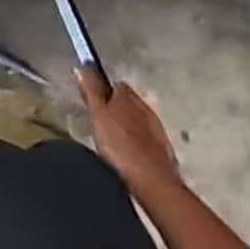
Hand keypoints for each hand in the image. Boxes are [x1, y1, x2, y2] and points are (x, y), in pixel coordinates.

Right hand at [78, 68, 177, 185]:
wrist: (154, 182)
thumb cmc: (120, 146)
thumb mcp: (98, 115)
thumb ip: (91, 91)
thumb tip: (84, 66)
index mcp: (128, 95)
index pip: (116, 84)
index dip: (104, 94)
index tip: (96, 108)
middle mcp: (145, 107)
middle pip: (128, 102)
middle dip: (117, 111)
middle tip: (103, 128)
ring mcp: (158, 129)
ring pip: (139, 121)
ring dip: (129, 128)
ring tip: (116, 146)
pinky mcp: (165, 149)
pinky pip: (148, 140)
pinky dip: (140, 145)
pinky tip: (132, 158)